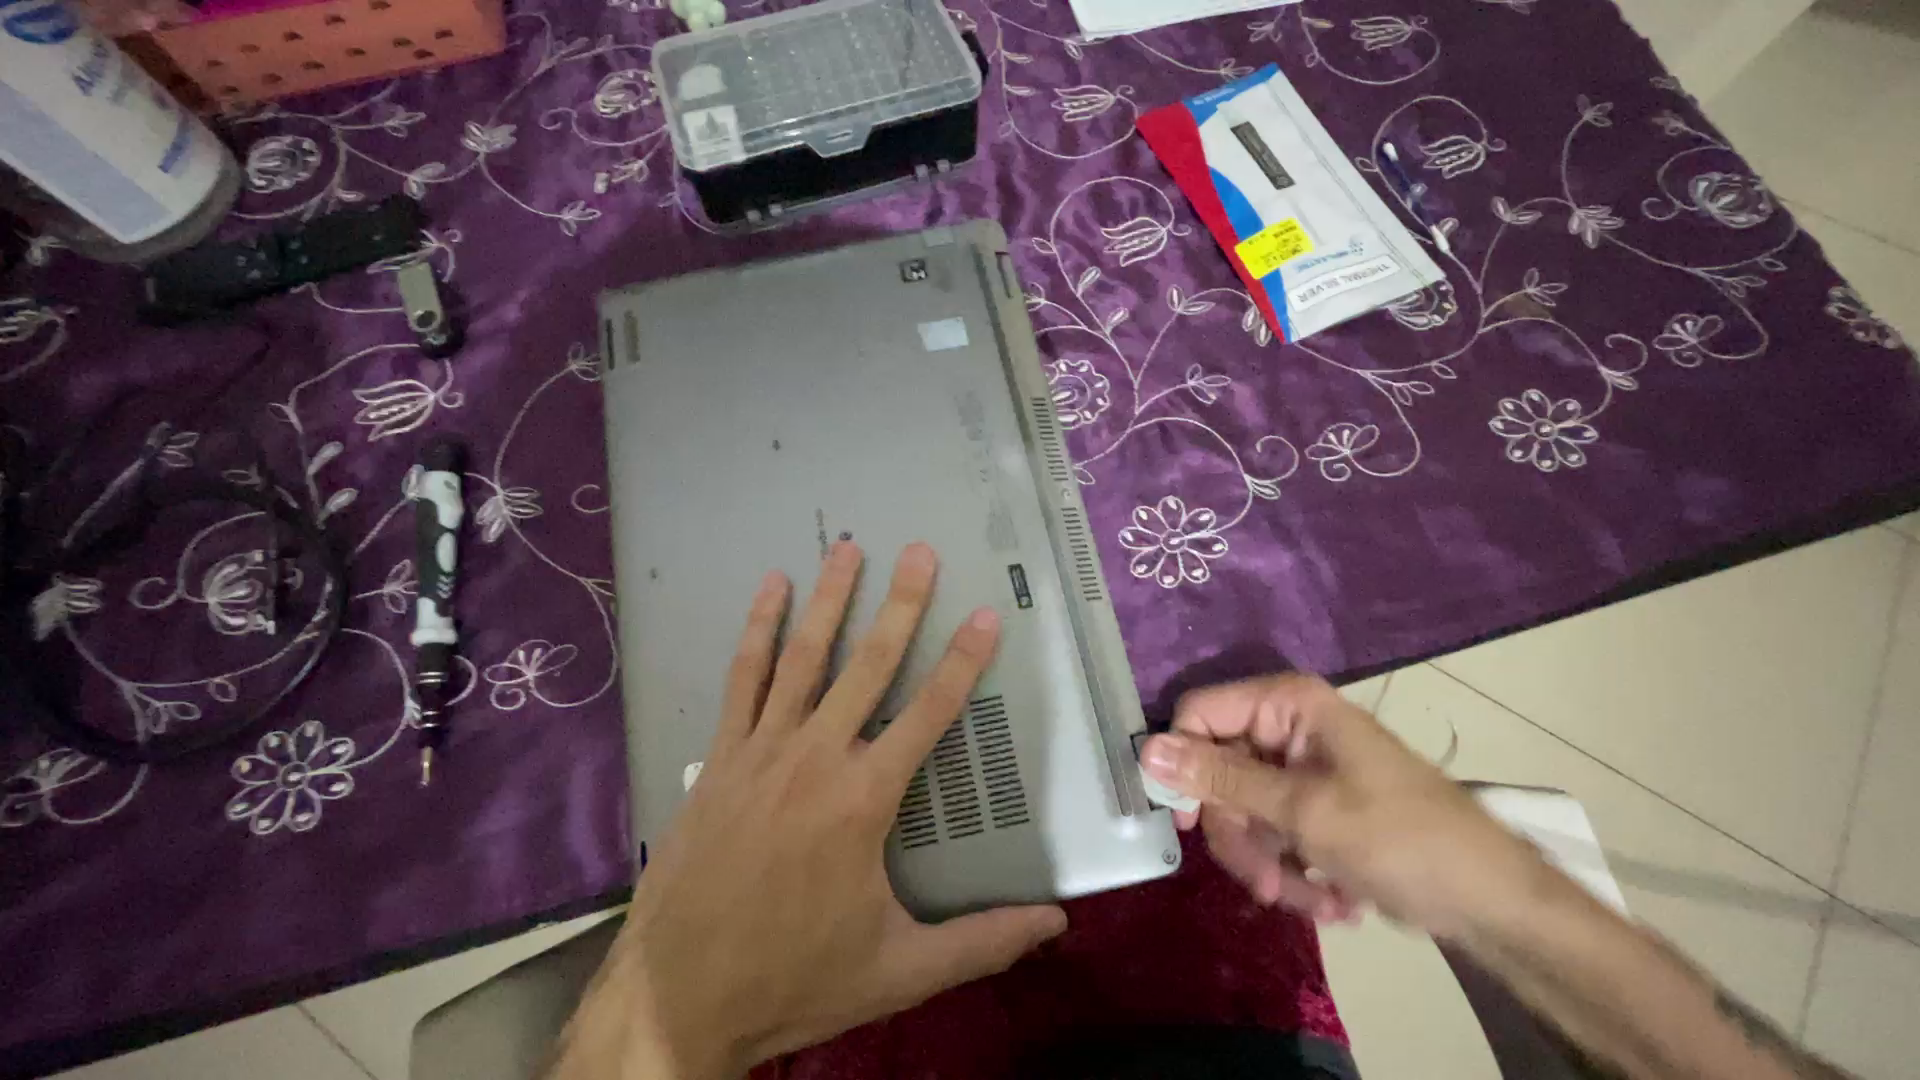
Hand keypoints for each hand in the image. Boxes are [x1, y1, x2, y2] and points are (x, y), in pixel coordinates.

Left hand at [562, 542, 1066, 1079]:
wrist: (680, 996)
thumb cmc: (796, 977)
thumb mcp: (901, 971)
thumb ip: (982, 942)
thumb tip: (1057, 925)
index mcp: (864, 800)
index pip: (928, 714)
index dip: (962, 662)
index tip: (983, 615)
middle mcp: (816, 758)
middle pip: (868, 666)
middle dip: (900, 605)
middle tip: (919, 551)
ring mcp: (761, 751)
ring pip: (803, 659)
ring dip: (829, 601)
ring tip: (847, 549)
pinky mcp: (719, 757)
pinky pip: (742, 680)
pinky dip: (757, 631)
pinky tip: (770, 590)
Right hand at [1140, 674, 1546, 939]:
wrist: (1490, 903)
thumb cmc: (1400, 839)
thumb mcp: (1302, 810)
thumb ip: (1220, 779)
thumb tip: (1145, 750)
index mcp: (1288, 705)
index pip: (1201, 714)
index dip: (1184, 764)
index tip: (1187, 821)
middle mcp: (1289, 727)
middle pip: (1219, 772)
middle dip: (1241, 836)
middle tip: (1264, 882)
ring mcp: (1302, 769)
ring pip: (1243, 812)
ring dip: (1268, 864)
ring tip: (1309, 901)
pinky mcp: (1314, 808)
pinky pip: (1273, 832)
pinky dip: (1292, 871)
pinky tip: (1330, 902)